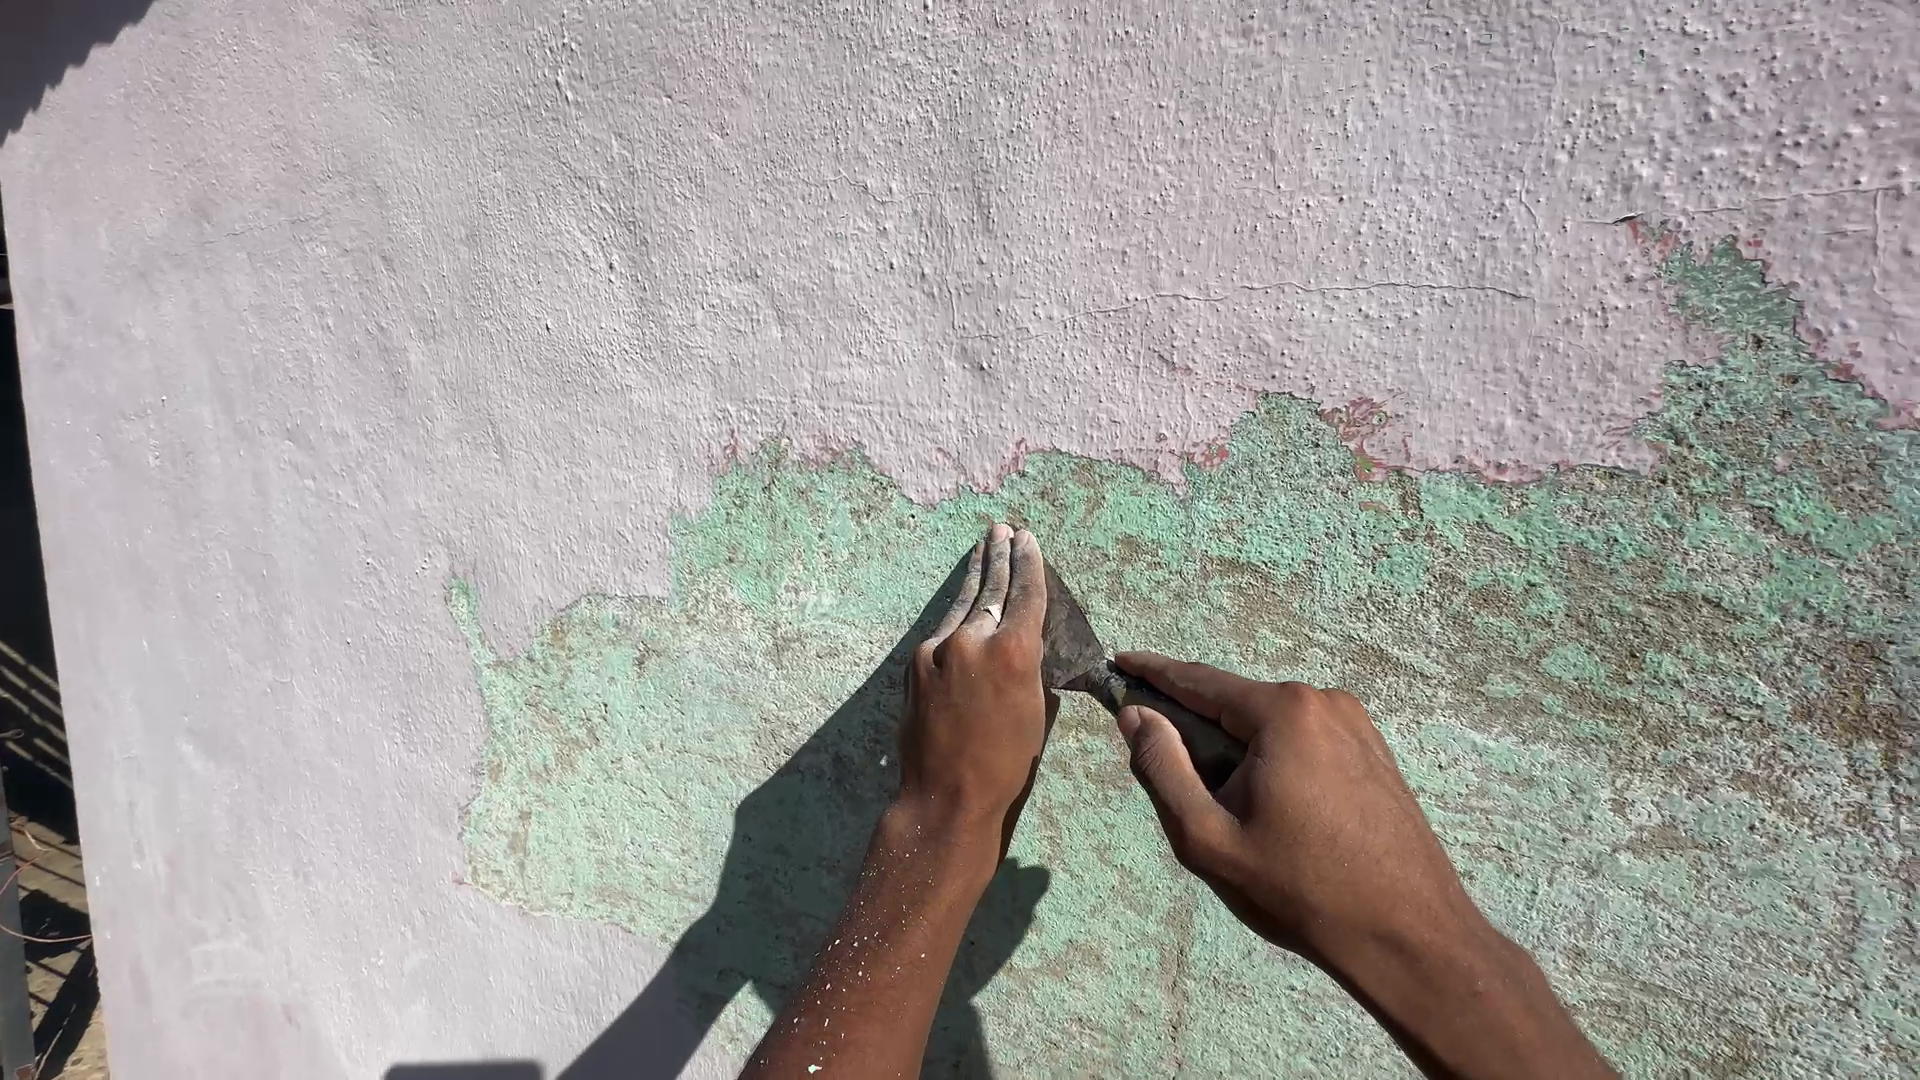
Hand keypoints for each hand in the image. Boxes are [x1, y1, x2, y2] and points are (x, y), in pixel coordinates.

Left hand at [741, 526, 1052, 1079]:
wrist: (945, 795)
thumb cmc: (1006, 763)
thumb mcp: (1035, 710)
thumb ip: (1030, 665)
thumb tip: (1026, 637)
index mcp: (1015, 651)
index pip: (1026, 593)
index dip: (1029, 562)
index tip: (1028, 538)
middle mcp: (974, 639)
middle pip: (991, 586)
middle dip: (1001, 555)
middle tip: (1004, 528)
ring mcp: (940, 648)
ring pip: (963, 601)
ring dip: (975, 573)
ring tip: (984, 546)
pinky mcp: (917, 662)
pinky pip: (944, 627)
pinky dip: (957, 610)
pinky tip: (963, 596)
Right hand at [1112, 653, 1615, 1079]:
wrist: (1413, 939)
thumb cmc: (1301, 888)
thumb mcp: (1208, 836)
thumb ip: (1161, 767)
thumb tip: (1135, 715)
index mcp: (1282, 712)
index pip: (1196, 681)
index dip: (1151, 671)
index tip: (1118, 660)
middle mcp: (1320, 700)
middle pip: (1232, 704)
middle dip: (1195, 730)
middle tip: (1174, 777)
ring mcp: (1353, 721)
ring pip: (1266, 722)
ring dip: (1234, 748)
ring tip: (1230, 808)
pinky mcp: (1371, 746)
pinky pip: (1299, 736)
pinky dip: (1269, 755)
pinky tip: (1272, 805)